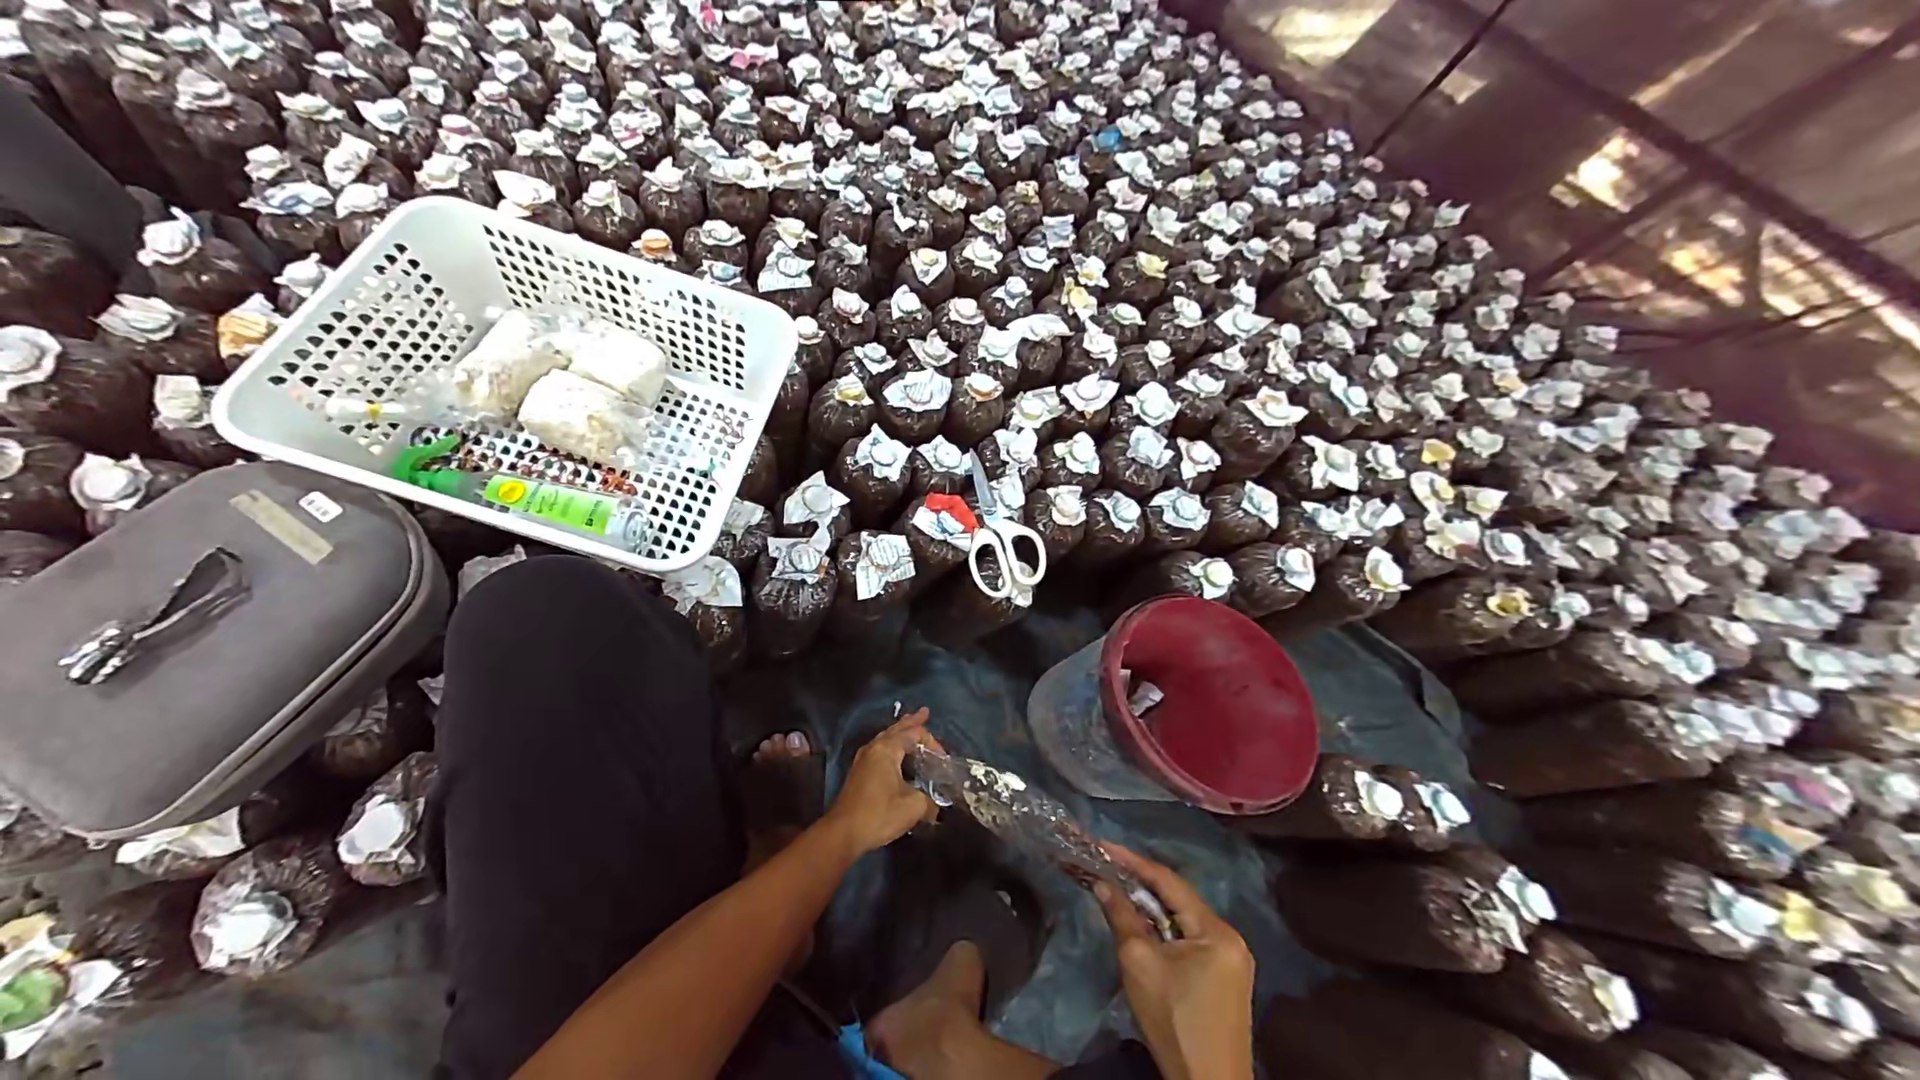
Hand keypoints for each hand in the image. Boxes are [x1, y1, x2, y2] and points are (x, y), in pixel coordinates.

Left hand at [821, 708, 941, 855]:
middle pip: (896, 729)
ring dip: (900, 732)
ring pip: (885, 738)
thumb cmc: (879, 813)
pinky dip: (892, 745)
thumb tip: (936, 805)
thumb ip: (930, 800)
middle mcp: (873, 748)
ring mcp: (863, 760)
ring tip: (910, 725)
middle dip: (911, 721)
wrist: (843, 833)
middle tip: (924, 712)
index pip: (913, 733)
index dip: (932, 742)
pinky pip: (880, 749)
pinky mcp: (859, 773)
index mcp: (886, 749)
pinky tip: (896, 752)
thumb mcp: (913, 806)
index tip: (943, 759)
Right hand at [1094, 843, 1255, 1079]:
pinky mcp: (1226, 978)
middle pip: (1179, 899)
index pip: (1170, 882)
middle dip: (1142, 884)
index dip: (1134, 862)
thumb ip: (1122, 917)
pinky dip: (1165, 929)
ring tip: (1119, 893)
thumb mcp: (1139, 963)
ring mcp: (1233, 960)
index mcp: (1217, 930)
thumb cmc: (1173, 1021)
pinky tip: (1144, 928)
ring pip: (1184, 919)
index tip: (1104, 846)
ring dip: (1153, 908)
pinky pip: (1190, 939)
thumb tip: (1103, 884)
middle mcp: (1231, 937)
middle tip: (1108, 868)